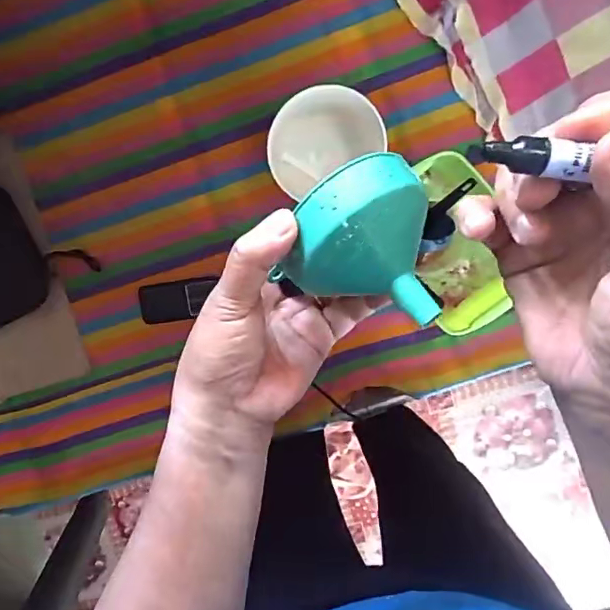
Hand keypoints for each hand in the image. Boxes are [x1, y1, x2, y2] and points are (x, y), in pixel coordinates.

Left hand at [173, 210, 377, 433]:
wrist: (230, 409)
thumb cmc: (217, 352)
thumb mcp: (228, 301)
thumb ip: (251, 260)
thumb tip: (286, 219)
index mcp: (255, 274)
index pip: (286, 239)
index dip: (310, 222)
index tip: (337, 200)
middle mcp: (283, 289)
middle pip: (318, 258)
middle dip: (341, 240)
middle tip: (372, 215)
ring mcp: (306, 312)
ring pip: (339, 281)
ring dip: (361, 264)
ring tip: (390, 240)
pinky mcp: (323, 336)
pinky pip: (351, 311)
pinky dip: (372, 297)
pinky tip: (392, 279)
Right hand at [452, 91, 609, 426]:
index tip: (576, 138)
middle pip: (571, 146)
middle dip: (545, 160)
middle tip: (535, 197)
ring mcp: (563, 227)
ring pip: (526, 179)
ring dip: (512, 194)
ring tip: (522, 234)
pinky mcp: (521, 256)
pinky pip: (493, 219)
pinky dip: (477, 215)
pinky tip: (475, 230)